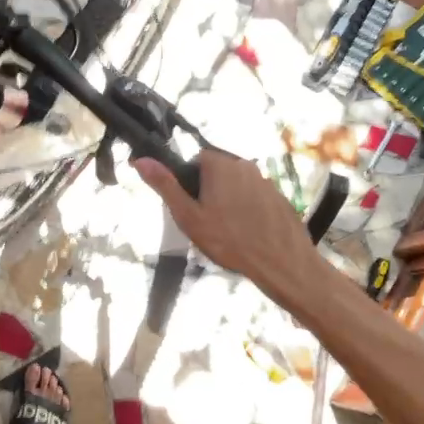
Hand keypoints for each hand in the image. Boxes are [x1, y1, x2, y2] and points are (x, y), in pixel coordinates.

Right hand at [134, 150, 331, 302]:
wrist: (282, 263)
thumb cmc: (229, 240)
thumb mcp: (189, 216)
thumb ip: (165, 186)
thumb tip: (140, 160)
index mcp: (221, 165)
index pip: (196, 160)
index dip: (189, 182)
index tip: (190, 206)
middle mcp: (245, 165)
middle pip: (217, 173)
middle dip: (209, 192)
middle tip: (206, 223)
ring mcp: (266, 181)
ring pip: (237, 186)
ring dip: (229, 202)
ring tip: (228, 232)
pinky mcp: (280, 198)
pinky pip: (256, 198)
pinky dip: (249, 211)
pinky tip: (249, 234)